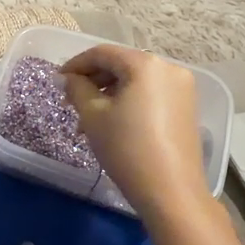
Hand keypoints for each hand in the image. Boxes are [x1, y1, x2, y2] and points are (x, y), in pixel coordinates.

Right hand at [61, 45, 210, 220]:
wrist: (170, 190)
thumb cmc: (126, 147)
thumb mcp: (92, 115)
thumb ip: (76, 88)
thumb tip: (68, 78)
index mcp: (145, 64)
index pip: (102, 53)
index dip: (75, 64)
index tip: (58, 81)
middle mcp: (169, 68)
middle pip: (121, 64)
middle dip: (93, 80)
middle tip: (70, 101)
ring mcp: (182, 88)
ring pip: (135, 81)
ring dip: (108, 93)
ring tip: (88, 119)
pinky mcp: (186, 107)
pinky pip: (150, 94)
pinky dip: (128, 101)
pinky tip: (112, 122)